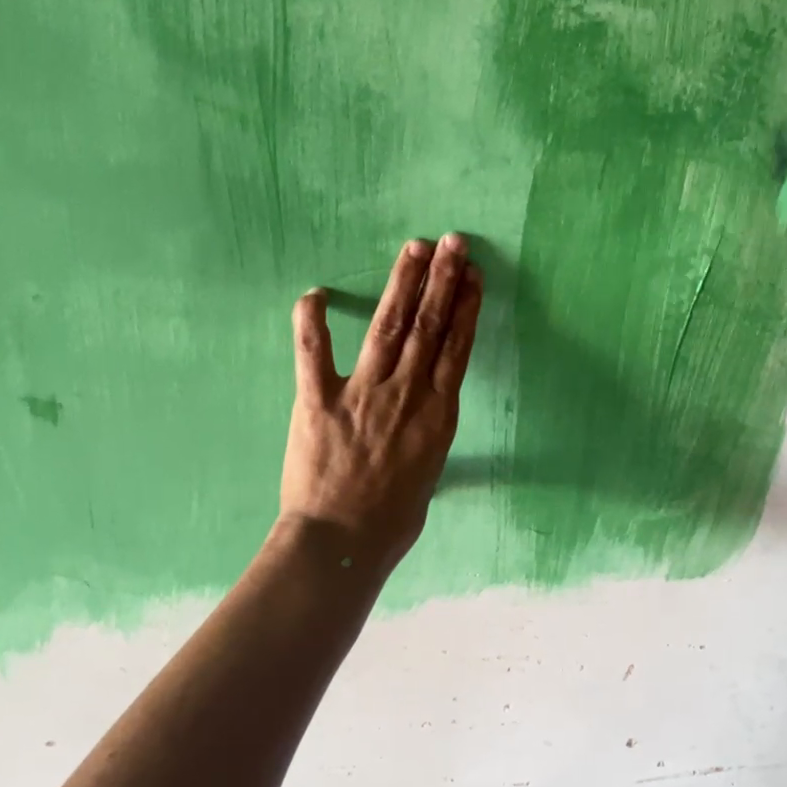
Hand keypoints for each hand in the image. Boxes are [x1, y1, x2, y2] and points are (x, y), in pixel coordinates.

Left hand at [276, 234, 483, 571]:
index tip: (473, 275)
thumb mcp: (429, 476)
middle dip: (443, 281)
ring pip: (388, 327)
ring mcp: (363, 393)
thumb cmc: (391, 521)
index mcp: (438, 414)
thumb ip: (428, 438)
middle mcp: (406, 393)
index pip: (456, 347)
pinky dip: (312, 320)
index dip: (466, 307)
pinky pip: (313, 352)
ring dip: (402, 285)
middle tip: (453, 243)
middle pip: (429, 326)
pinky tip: (315, 292)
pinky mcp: (318, 401)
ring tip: (415, 249)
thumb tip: (426, 423)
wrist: (341, 543)